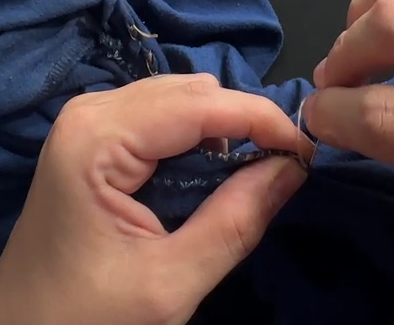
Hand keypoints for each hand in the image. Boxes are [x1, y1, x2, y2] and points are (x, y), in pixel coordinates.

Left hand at [0, 74, 308, 324]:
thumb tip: (294, 168)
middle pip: (189, 91)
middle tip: (285, 165)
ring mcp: (88, 117)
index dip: (260, 118)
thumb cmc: (84, 322)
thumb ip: (234, 221)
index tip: (309, 150)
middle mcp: (91, 108)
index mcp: (99, 136)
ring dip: (222, 126)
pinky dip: (195, 134)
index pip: (199, 104)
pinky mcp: (92, 133)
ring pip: (178, 96)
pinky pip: (159, 113)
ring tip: (256, 169)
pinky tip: (213, 168)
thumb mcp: (168, 286)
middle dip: (242, 120)